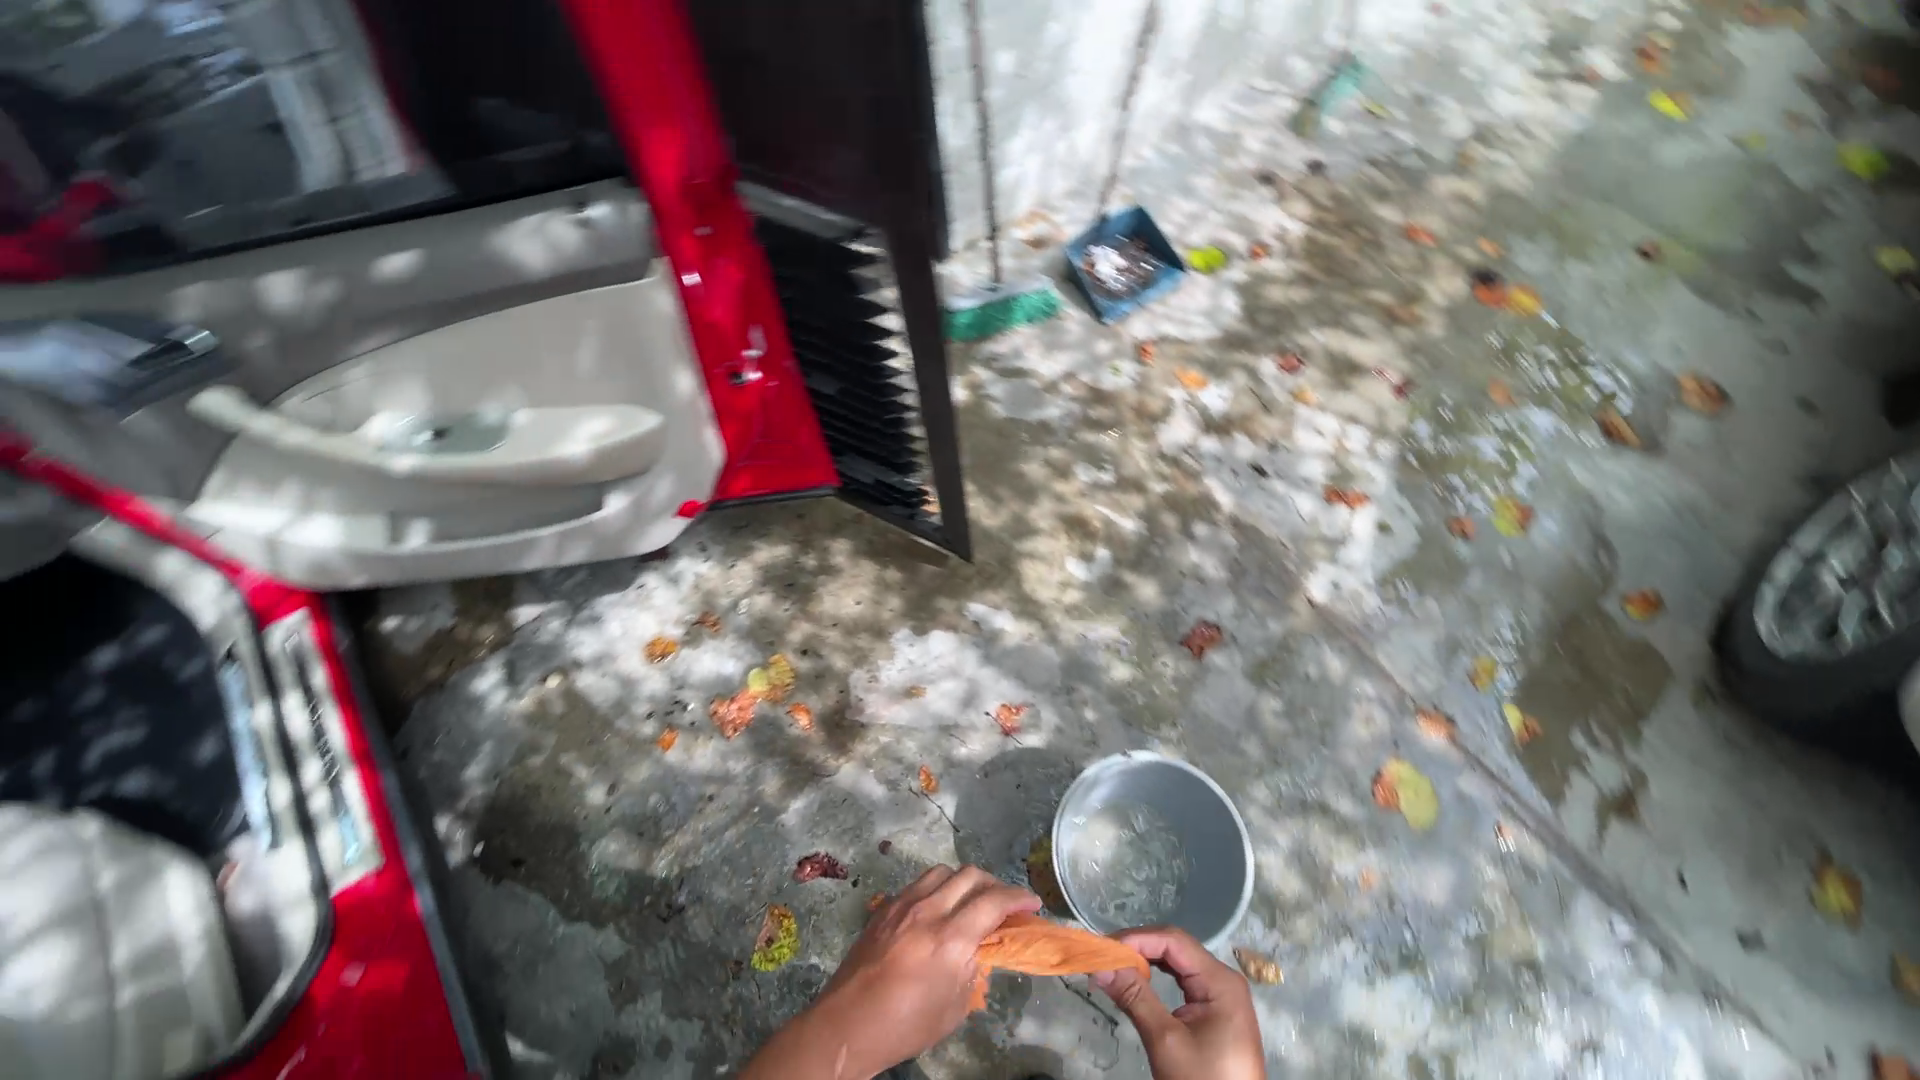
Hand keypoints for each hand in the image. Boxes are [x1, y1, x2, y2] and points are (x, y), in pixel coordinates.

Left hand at [740, 865, 1040, 1079]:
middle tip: (1005, 903)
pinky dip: (938, 888)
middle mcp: (928, 911)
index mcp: (950, 938)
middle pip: (971, 875)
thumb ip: (974, 968)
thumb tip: (982, 946)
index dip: (1019, 898)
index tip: (1033, 903)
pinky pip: (919, 884)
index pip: (994, 901)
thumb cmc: (906, 1025)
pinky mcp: (884, 907)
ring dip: (965, 881)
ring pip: (943, 872)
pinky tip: (939, 909)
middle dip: (995, 884)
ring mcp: (902, 904)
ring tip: (972, 900)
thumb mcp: (954, 1005)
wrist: (848, 1024)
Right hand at [1091, 926, 1265, 1079]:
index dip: (1137, 939)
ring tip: (1115, 966)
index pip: (1173, 941)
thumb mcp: (1165, 1041)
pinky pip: (1183, 981)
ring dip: (1146, 961)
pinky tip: (1138, 980)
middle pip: (1176, 948)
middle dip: (1139, 948)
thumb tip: (1099, 966)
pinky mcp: (1215, 1010)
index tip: (1104, 949)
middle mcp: (1223, 979)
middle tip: (1105, 958)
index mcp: (1220, 980)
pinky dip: (1158, 977)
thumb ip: (1134, 997)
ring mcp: (1221, 994)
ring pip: (1178, 963)